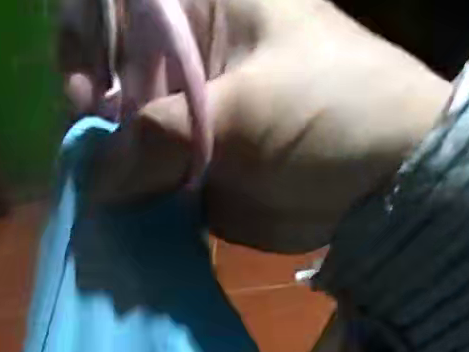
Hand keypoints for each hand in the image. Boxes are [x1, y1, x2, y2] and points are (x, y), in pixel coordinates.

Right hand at [57, 0, 449, 251]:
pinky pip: (143, 181)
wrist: (380, 183)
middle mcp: (184, 58)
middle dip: (91, 109)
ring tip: (103, 192)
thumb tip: (98, 178)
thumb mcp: (248, 109)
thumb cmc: (329, 110)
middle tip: (92, 152)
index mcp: (203, 7)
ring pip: (120, 132)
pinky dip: (128, 198)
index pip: (118, 2)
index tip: (89, 91)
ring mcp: (185, 119)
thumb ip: (164, 137)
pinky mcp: (190, 173)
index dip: (88, 34)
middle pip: (109, 69)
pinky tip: (117, 212)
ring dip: (104, 162)